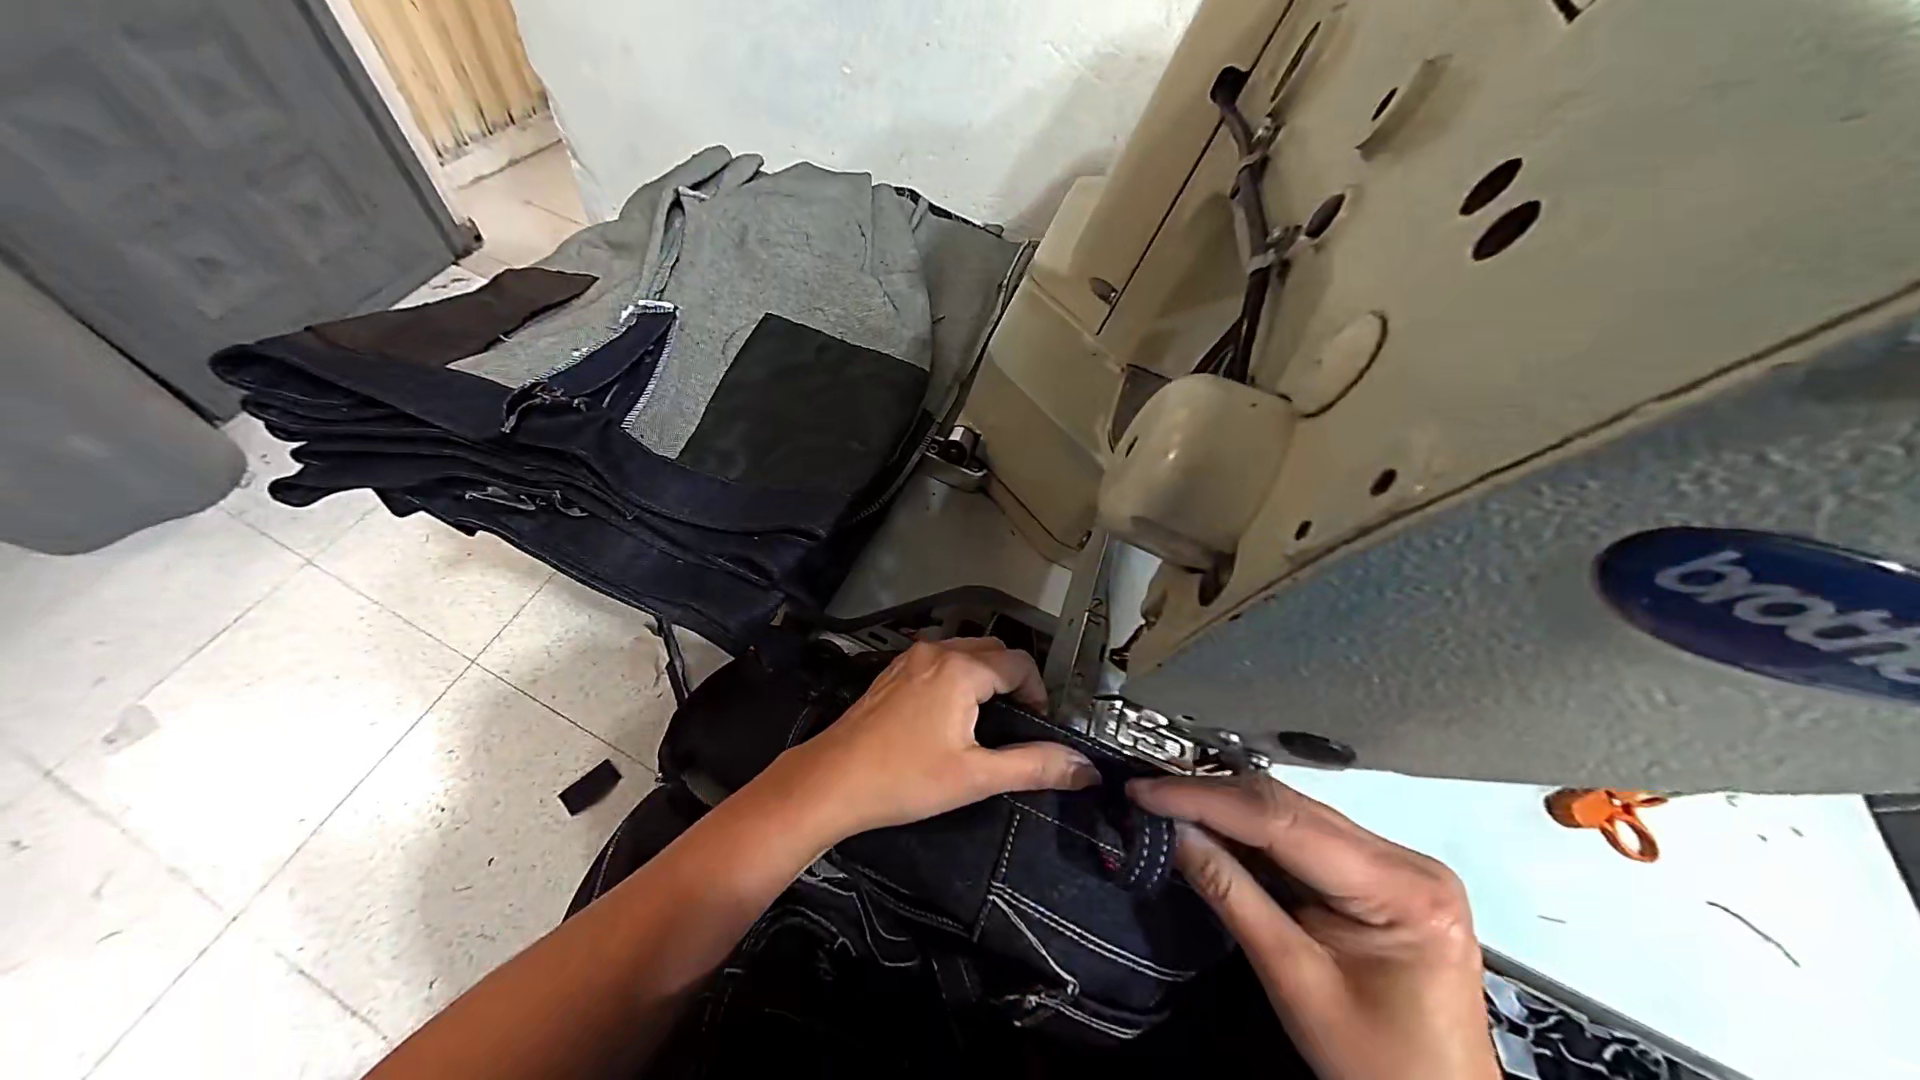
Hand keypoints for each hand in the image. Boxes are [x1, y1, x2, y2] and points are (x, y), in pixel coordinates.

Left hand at [769, 639, 1099, 838]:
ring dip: (985, 675)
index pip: (1020, 663)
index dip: (1038, 692)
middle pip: (993, 651)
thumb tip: (1084, 768)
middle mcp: (937, 652)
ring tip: (987, 718)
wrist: (831, 781)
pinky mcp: (892, 672)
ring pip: (964, 651)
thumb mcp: (976, 777)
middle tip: (1017, 721)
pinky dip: (957, 675)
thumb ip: (1034, 767)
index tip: (1038, 724)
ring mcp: (910, 659)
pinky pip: (938, 660)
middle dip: (1014, 679)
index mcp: (961, 669)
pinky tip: (949, 713)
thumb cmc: (904, 779)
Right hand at [1130, 774, 1497, 1079]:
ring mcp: (1397, 863)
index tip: (1147, 791)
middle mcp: (1406, 860)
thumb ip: (1230, 894)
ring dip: (1227, 809)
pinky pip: (1303, 835)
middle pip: (1289, 808)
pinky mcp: (1380, 873)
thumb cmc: (1376, 1064)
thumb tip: (1172, 832)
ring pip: (1292, 814)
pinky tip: (1213, 828)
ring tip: (1170, 806)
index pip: (1282, 821)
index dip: (1205, 798)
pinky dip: (1252, 831)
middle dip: (1211, 798)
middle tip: (1149, 794)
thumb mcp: (1293, 980)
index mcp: (1400, 889)